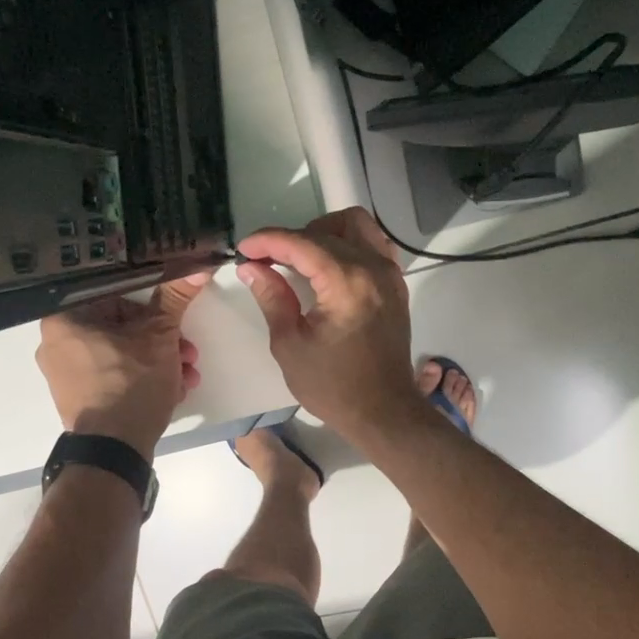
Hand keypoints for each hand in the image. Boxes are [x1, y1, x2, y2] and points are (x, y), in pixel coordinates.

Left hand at [35, 273, 209, 457]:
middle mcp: (55, 343)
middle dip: (161, 341)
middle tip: (188, 354)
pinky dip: (140, 381)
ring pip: (120, 356)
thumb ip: (175, 299)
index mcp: (65, 318)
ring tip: (186, 377)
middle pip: (119, 328)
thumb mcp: (160, 337)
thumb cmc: (131, 384)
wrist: (114, 450)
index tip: (175, 318)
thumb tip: (196, 267)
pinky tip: (171, 391)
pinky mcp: (76, 399)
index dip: (151, 305)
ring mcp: (64, 375)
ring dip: (158, 363)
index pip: (113, 295)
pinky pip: (112, 378)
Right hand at [237, 208, 423, 440]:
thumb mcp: (290, 345)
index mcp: (346, 282)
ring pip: (356, 226)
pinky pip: (373, 244)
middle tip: (266, 262)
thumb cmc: (332, 386)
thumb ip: (273, 298)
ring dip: (324, 233)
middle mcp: (373, 268)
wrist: (383, 412)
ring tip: (300, 260)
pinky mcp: (396, 286)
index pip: (301, 243)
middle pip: (326, 231)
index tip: (243, 250)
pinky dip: (348, 244)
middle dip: (290, 239)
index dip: (267, 241)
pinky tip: (328, 267)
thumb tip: (252, 268)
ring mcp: (390, 275)